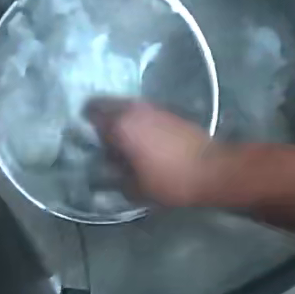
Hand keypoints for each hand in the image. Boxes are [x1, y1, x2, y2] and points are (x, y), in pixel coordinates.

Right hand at [85, 97, 223, 208]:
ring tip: (119, 140)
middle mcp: (135, 109)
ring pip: (128, 107)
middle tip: (98, 136)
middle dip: (101, 117)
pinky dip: (137, 122)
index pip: (92, 112)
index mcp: (120, 125)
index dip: (84, 122)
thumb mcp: (134, 189)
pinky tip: (139, 141)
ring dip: (120, 118)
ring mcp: (155, 108)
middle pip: (108, 104)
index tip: (82, 134)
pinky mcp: (170, 114)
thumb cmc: (169, 181)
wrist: (212, 171)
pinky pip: (144, 113)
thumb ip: (115, 178)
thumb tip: (109, 169)